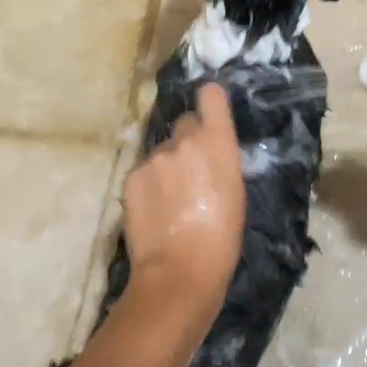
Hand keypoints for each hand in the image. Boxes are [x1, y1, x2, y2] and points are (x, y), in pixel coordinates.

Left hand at [122, 83, 245, 305]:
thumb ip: (221, 160)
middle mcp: (184, 139)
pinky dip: (148, 185)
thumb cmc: (222, 238)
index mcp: (217, 140)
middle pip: (184, 123)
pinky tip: (153, 211)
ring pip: (162, 151)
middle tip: (189, 172)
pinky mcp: (131, 176)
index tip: (210, 113)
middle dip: (187, 141)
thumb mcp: (235, 190)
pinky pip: (143, 171)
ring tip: (170, 201)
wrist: (180, 272)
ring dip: (166, 166)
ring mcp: (154, 157)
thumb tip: (210, 153)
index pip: (210, 95)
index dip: (210, 101)